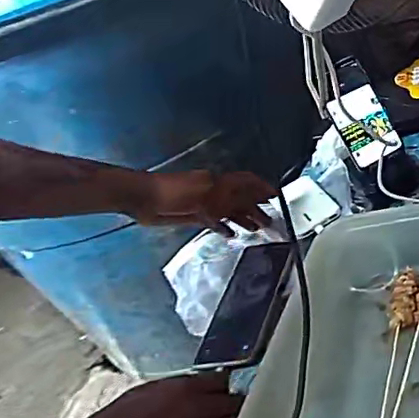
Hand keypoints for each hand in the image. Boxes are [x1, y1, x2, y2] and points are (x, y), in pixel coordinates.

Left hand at [132, 169, 275, 231]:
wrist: (141, 198)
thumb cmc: (172, 192)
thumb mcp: (204, 194)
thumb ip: (227, 199)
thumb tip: (249, 202)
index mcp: (219, 183)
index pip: (247, 183)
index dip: (262, 188)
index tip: (277, 197)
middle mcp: (215, 192)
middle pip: (241, 199)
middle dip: (256, 208)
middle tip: (270, 220)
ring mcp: (204, 204)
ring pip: (230, 212)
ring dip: (243, 219)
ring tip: (256, 229)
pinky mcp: (193, 216)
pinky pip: (214, 222)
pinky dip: (223, 227)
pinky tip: (230, 234)